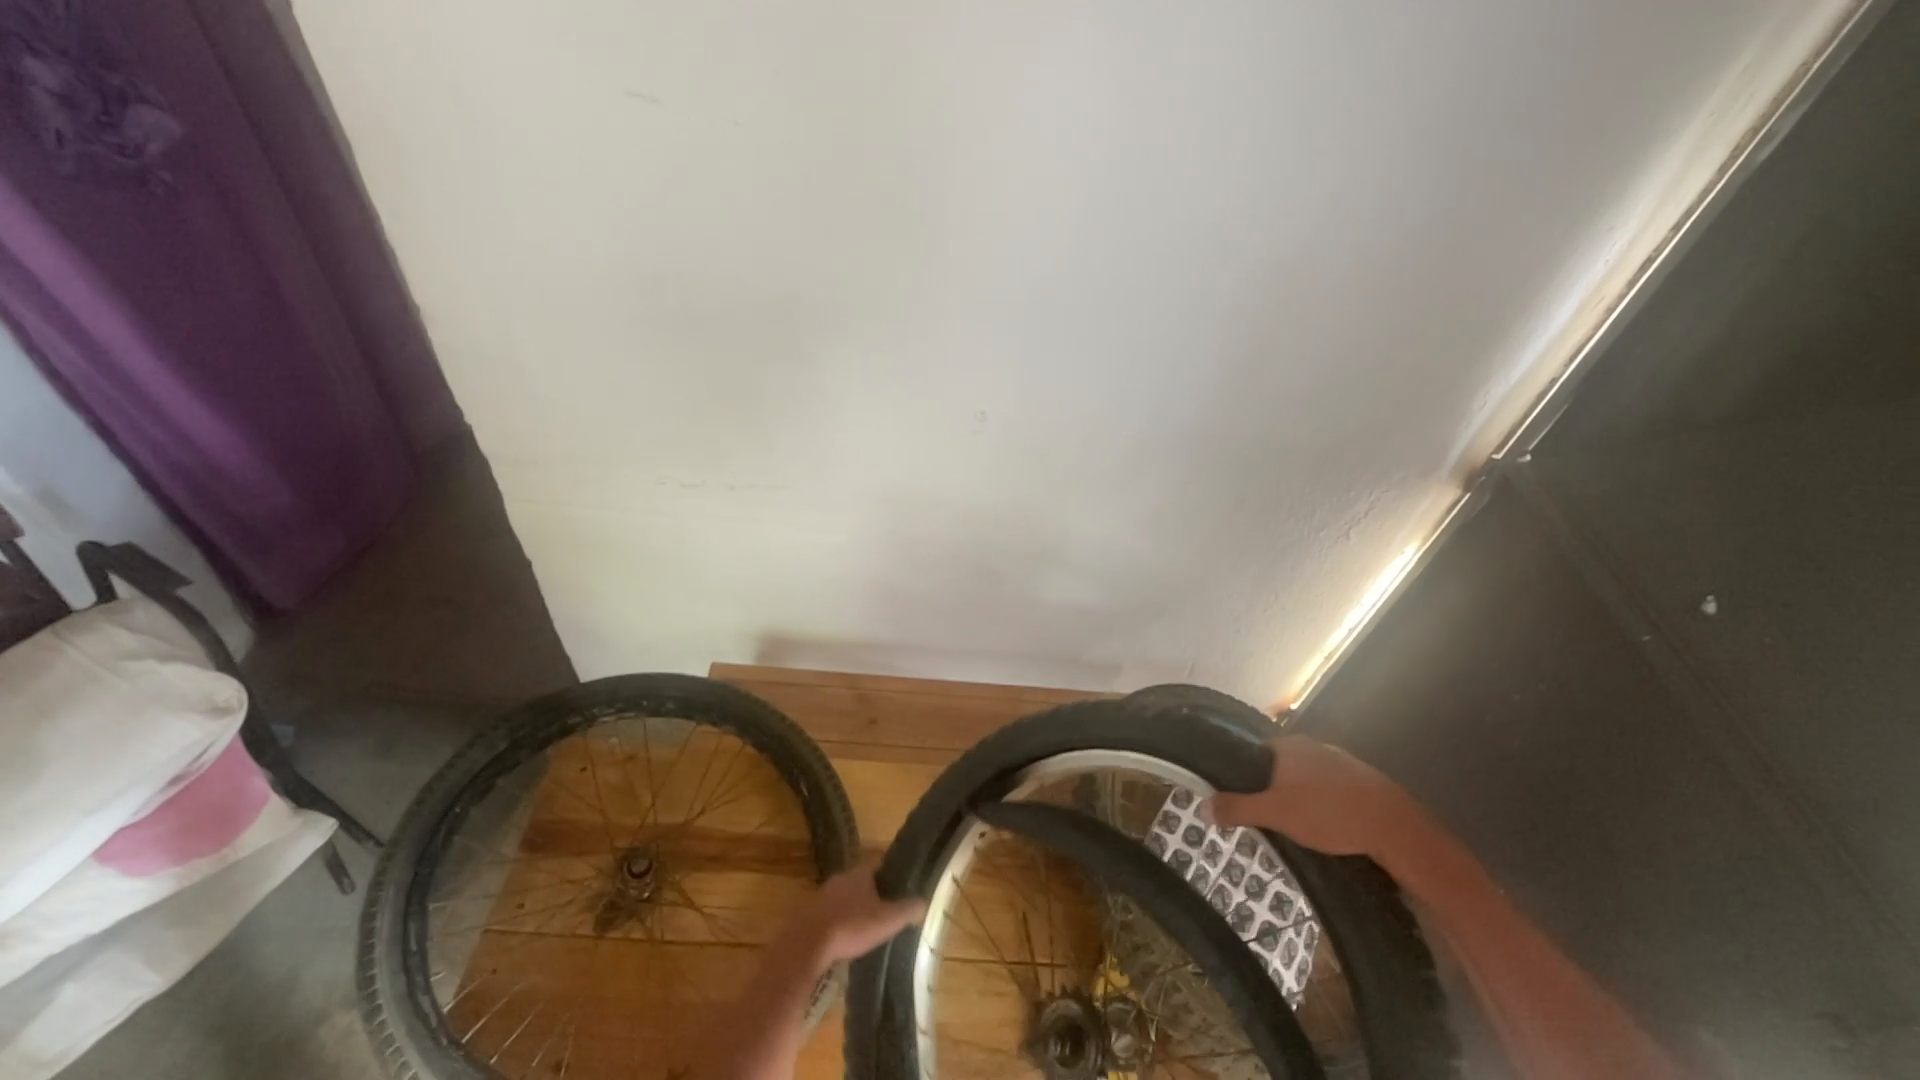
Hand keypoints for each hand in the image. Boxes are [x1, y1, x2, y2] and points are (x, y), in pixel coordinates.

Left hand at [790, 856, 926, 964]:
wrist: (805, 945)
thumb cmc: (851, 927)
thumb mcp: (887, 920)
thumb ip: (906, 910)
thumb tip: (923, 902)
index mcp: (858, 874)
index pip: (876, 859)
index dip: (888, 864)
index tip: (899, 873)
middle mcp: (838, 879)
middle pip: (858, 878)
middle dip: (870, 889)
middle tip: (885, 902)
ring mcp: (819, 897)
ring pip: (841, 896)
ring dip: (852, 906)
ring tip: (865, 923)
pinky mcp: (806, 916)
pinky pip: (827, 914)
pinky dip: (837, 922)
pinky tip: (843, 938)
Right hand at [1201, 736, 1423, 859]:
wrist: (1394, 828)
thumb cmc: (1327, 814)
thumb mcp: (1274, 814)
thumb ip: (1237, 808)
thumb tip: (1202, 806)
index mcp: (1288, 746)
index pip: (1254, 754)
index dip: (1244, 776)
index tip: (1240, 801)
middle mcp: (1313, 746)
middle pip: (1279, 766)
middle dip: (1271, 789)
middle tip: (1266, 818)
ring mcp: (1340, 761)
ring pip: (1306, 778)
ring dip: (1299, 797)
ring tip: (1296, 826)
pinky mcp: (1361, 780)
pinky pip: (1329, 788)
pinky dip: (1322, 803)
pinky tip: (1326, 825)